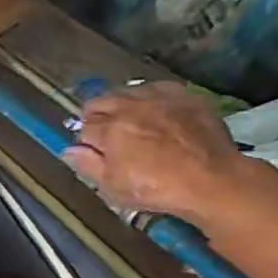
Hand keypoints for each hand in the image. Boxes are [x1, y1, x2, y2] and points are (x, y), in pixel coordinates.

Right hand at [63, 81, 245, 216]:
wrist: (209, 178)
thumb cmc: (155, 189)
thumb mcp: (113, 186)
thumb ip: (88, 165)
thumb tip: (68, 150)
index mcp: (110, 130)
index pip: (84, 127)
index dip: (85, 140)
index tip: (91, 151)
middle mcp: (131, 106)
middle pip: (101, 101)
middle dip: (96, 116)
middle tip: (102, 134)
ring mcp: (159, 98)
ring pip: (127, 91)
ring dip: (120, 103)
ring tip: (126, 119)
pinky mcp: (184, 96)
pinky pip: (157, 88)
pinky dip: (148, 96)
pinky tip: (152, 110)